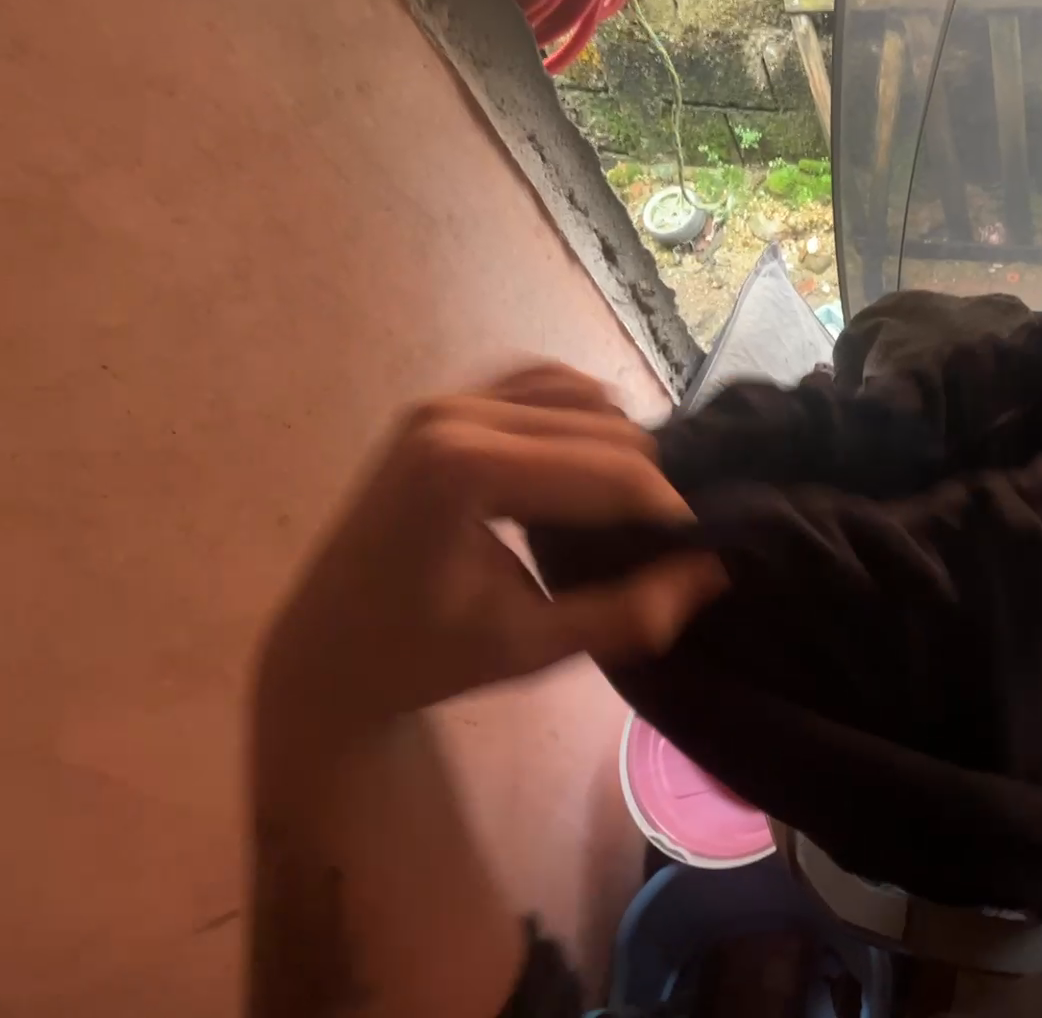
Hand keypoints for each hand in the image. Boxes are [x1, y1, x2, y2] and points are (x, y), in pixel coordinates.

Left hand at [256, 363, 726, 731]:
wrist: (324, 654)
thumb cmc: (426, 658)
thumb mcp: (535, 646)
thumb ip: (630, 611)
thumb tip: (715, 570)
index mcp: (465, 469)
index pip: (614, 471)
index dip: (668, 512)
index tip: (692, 556)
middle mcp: (455, 415)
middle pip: (609, 430)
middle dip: (647, 486)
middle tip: (653, 545)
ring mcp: (445, 401)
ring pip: (587, 402)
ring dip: (621, 453)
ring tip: (623, 512)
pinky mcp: (446, 404)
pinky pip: (546, 385)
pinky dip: (585, 416)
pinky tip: (588, 462)